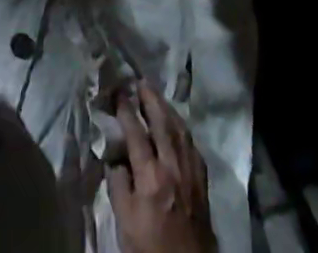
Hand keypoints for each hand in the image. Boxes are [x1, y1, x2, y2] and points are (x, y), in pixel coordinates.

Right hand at [109, 82, 216, 252]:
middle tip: (140, 81)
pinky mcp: (201, 178)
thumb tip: (116, 158)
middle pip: (162, 123)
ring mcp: (190, 170)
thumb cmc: (150, 245)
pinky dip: (182, 127)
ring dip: (167, 108)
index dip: (126, 110)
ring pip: (180, 129)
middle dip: (150, 99)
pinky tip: (177, 122)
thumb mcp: (124, 221)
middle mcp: (173, 165)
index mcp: (151, 176)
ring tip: (156, 94)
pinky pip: (191, 143)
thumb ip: (118, 185)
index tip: (119, 92)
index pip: (137, 133)